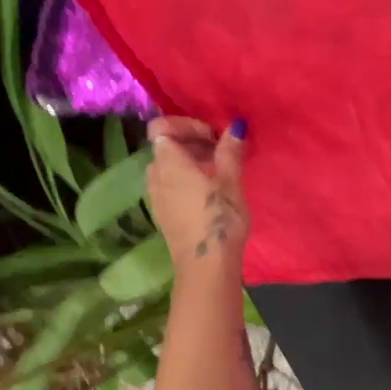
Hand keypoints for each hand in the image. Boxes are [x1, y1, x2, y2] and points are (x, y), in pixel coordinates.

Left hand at [147, 116, 248, 270]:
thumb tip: (235, 126)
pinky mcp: (163, 214)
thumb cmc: (219, 218)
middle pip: (166, 146)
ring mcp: (156, 195)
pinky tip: (208, 197)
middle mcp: (155, 174)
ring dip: (189, 163)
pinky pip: (170, 186)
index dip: (187, 125)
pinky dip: (185, 181)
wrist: (205, 264)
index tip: (213, 137)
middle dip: (193, 143)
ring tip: (217, 176)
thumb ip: (230, 152)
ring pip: (168, 167)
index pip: (162, 126)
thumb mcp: (231, 182)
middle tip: (222, 154)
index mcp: (169, 160)